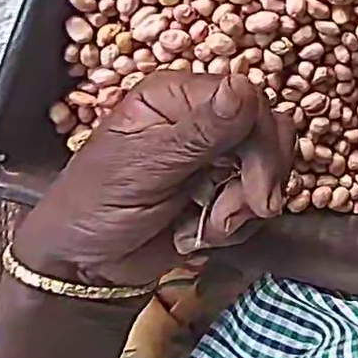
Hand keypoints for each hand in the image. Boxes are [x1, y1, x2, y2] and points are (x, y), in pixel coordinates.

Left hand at [14, 72, 294, 289]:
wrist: (84, 268)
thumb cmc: (93, 208)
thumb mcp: (141, 168)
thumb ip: (197, 132)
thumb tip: (243, 89)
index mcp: (178, 96)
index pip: (248, 100)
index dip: (260, 143)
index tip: (256, 189)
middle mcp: (205, 117)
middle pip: (270, 131)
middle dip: (258, 179)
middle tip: (228, 217)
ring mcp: (220, 152)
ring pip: (272, 165)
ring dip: (246, 205)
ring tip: (208, 227)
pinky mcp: (227, 186)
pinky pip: (261, 197)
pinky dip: (240, 223)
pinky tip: (203, 232)